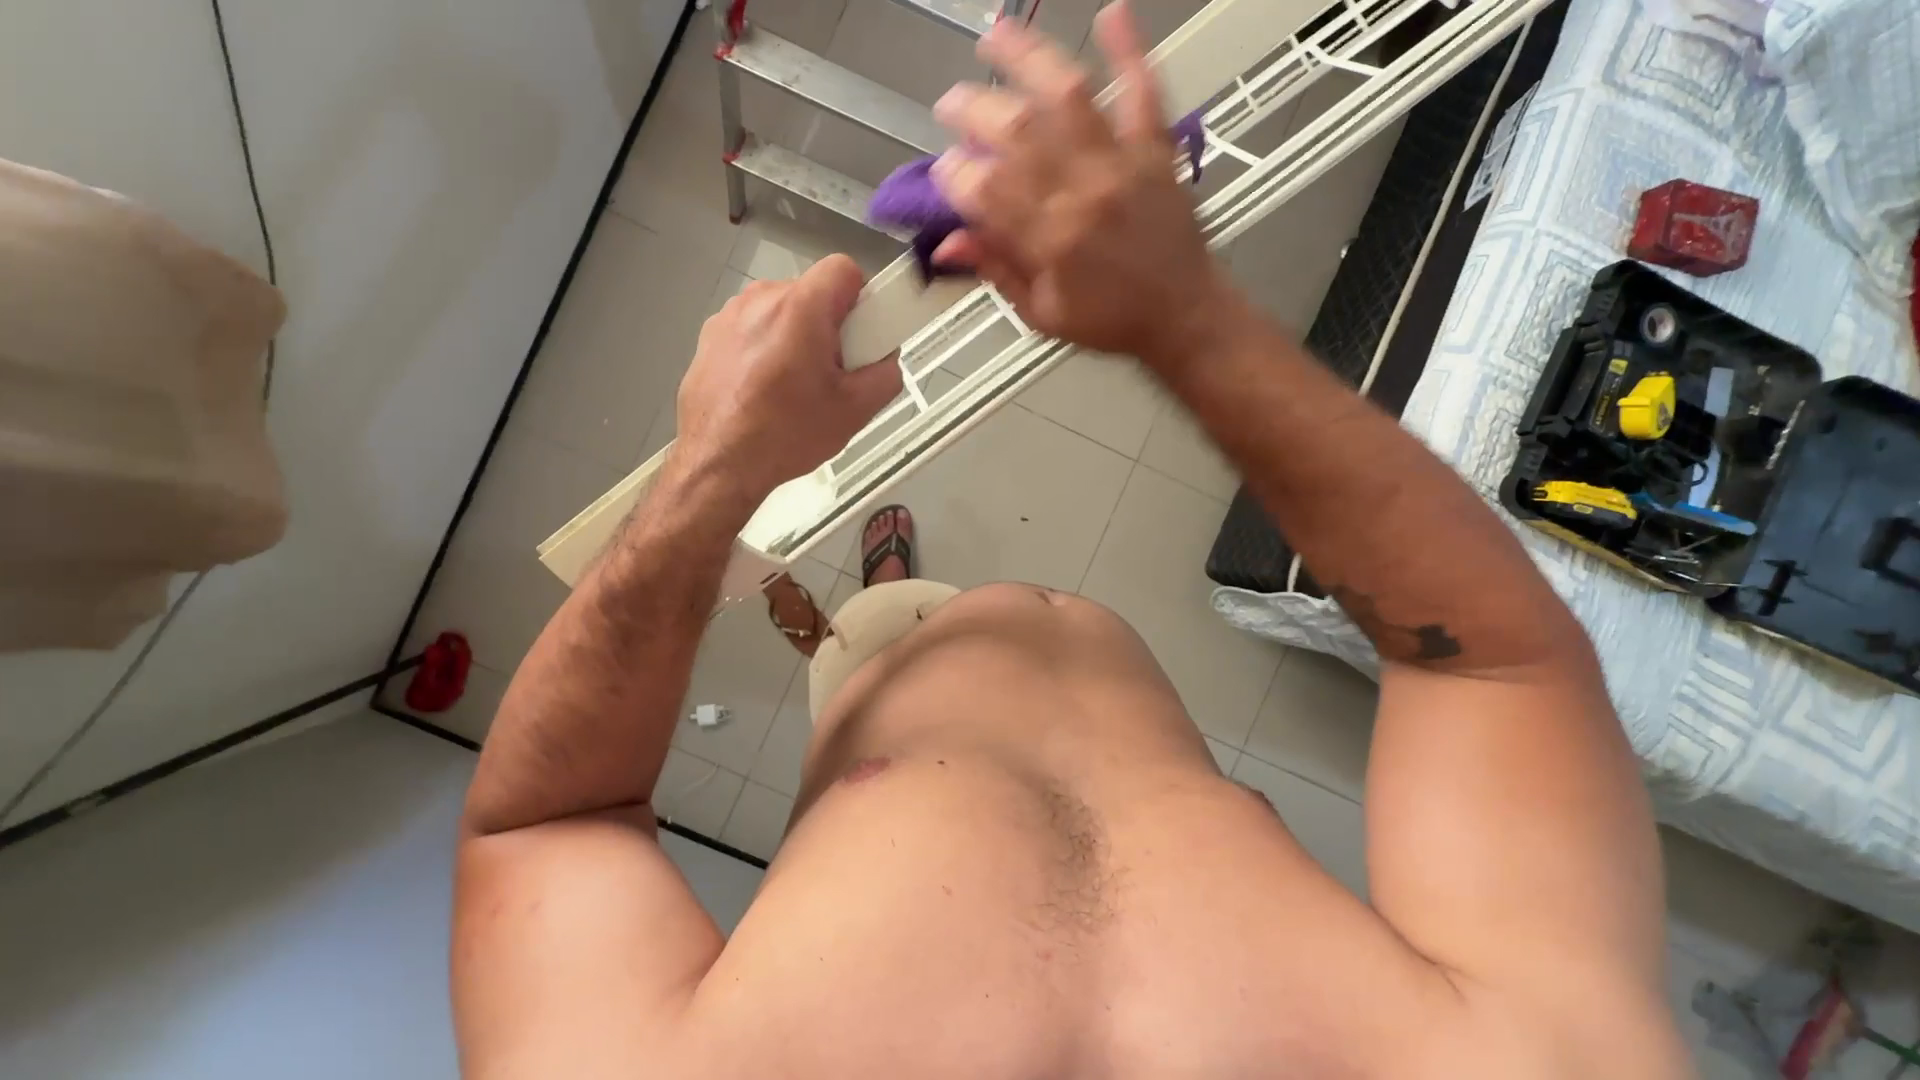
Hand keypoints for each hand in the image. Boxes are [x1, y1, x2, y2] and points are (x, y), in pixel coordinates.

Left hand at [672, 255, 901, 505]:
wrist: (718, 464)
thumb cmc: (788, 434)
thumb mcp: (856, 410)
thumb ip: (886, 374)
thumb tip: (885, 359)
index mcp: (801, 307)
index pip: (844, 268)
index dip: (859, 300)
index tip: (858, 337)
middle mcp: (761, 298)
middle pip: (811, 293)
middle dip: (827, 325)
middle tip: (830, 374)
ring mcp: (729, 316)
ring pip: (780, 311)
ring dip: (794, 337)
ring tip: (794, 389)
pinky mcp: (709, 337)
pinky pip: (752, 330)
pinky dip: (763, 350)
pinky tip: (762, 393)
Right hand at [928, 1, 1237, 371]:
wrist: (1184, 316)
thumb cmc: (1111, 321)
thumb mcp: (1042, 315)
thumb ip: (995, 272)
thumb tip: (946, 244)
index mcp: (1052, 242)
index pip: (987, 191)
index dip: (956, 174)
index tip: (944, 170)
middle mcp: (1084, 193)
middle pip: (1018, 133)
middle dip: (974, 111)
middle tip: (951, 106)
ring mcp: (1122, 164)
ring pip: (1070, 96)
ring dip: (1028, 58)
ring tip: (995, 35)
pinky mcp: (1156, 150)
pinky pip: (1145, 92)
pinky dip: (1131, 50)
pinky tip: (1112, 13)